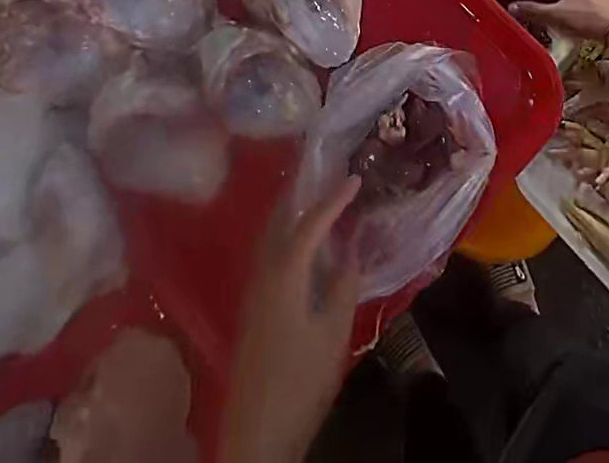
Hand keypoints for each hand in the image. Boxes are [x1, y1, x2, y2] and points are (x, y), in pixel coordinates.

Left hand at [221, 176, 361, 462]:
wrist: (257, 436)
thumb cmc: (301, 379)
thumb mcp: (334, 330)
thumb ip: (344, 284)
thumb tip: (353, 249)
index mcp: (282, 278)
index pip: (309, 226)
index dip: (332, 200)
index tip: (355, 177)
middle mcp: (261, 278)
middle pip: (276, 226)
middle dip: (299, 196)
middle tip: (324, 172)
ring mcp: (253, 295)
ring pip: (270, 240)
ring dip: (292, 215)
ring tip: (317, 196)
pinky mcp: (255, 310)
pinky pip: (270, 256)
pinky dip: (288, 236)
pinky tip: (305, 241)